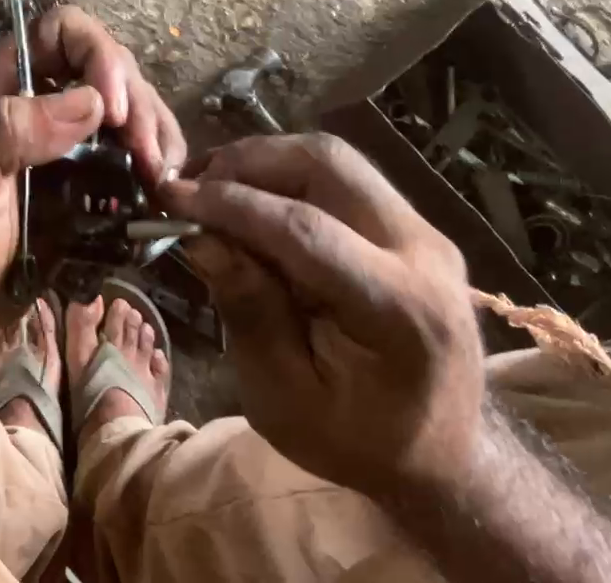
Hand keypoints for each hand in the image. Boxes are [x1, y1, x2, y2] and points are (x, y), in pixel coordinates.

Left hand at [0, 5, 185, 185]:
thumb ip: (9, 132)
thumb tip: (91, 102)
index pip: (58, 32)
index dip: (95, 55)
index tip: (113, 111)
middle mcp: (35, 103)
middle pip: (105, 67)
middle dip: (135, 103)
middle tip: (146, 156)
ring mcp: (63, 143)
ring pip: (127, 109)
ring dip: (155, 132)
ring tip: (160, 174)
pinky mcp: (85, 183)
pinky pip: (132, 155)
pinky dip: (155, 164)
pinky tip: (163, 188)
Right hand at [163, 134, 484, 498]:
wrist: (442, 452)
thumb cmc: (355, 440)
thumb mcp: (282, 396)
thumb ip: (247, 310)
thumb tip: (199, 237)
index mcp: (398, 309)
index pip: (302, 228)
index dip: (228, 204)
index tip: (168, 197)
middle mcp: (423, 252)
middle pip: (325, 165)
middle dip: (245, 163)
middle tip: (190, 186)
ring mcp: (423, 232)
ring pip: (332, 158)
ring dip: (262, 161)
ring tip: (211, 188)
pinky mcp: (410, 226)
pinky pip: (340, 176)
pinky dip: (283, 174)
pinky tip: (248, 199)